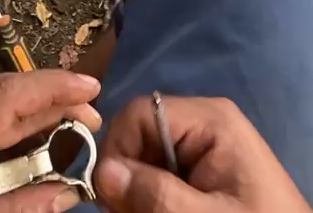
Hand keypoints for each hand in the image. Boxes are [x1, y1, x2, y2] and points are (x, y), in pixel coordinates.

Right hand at [92, 96, 312, 212]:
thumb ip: (156, 196)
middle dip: (129, 178)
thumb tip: (102, 172)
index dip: (118, 151)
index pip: (140, 113)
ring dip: (141, 192)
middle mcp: (205, 122)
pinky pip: (165, 174)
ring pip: (148, 159)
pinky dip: (156, 199)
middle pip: (142, 136)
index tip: (112, 200)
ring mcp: (207, 146)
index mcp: (210, 119)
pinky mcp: (208, 170)